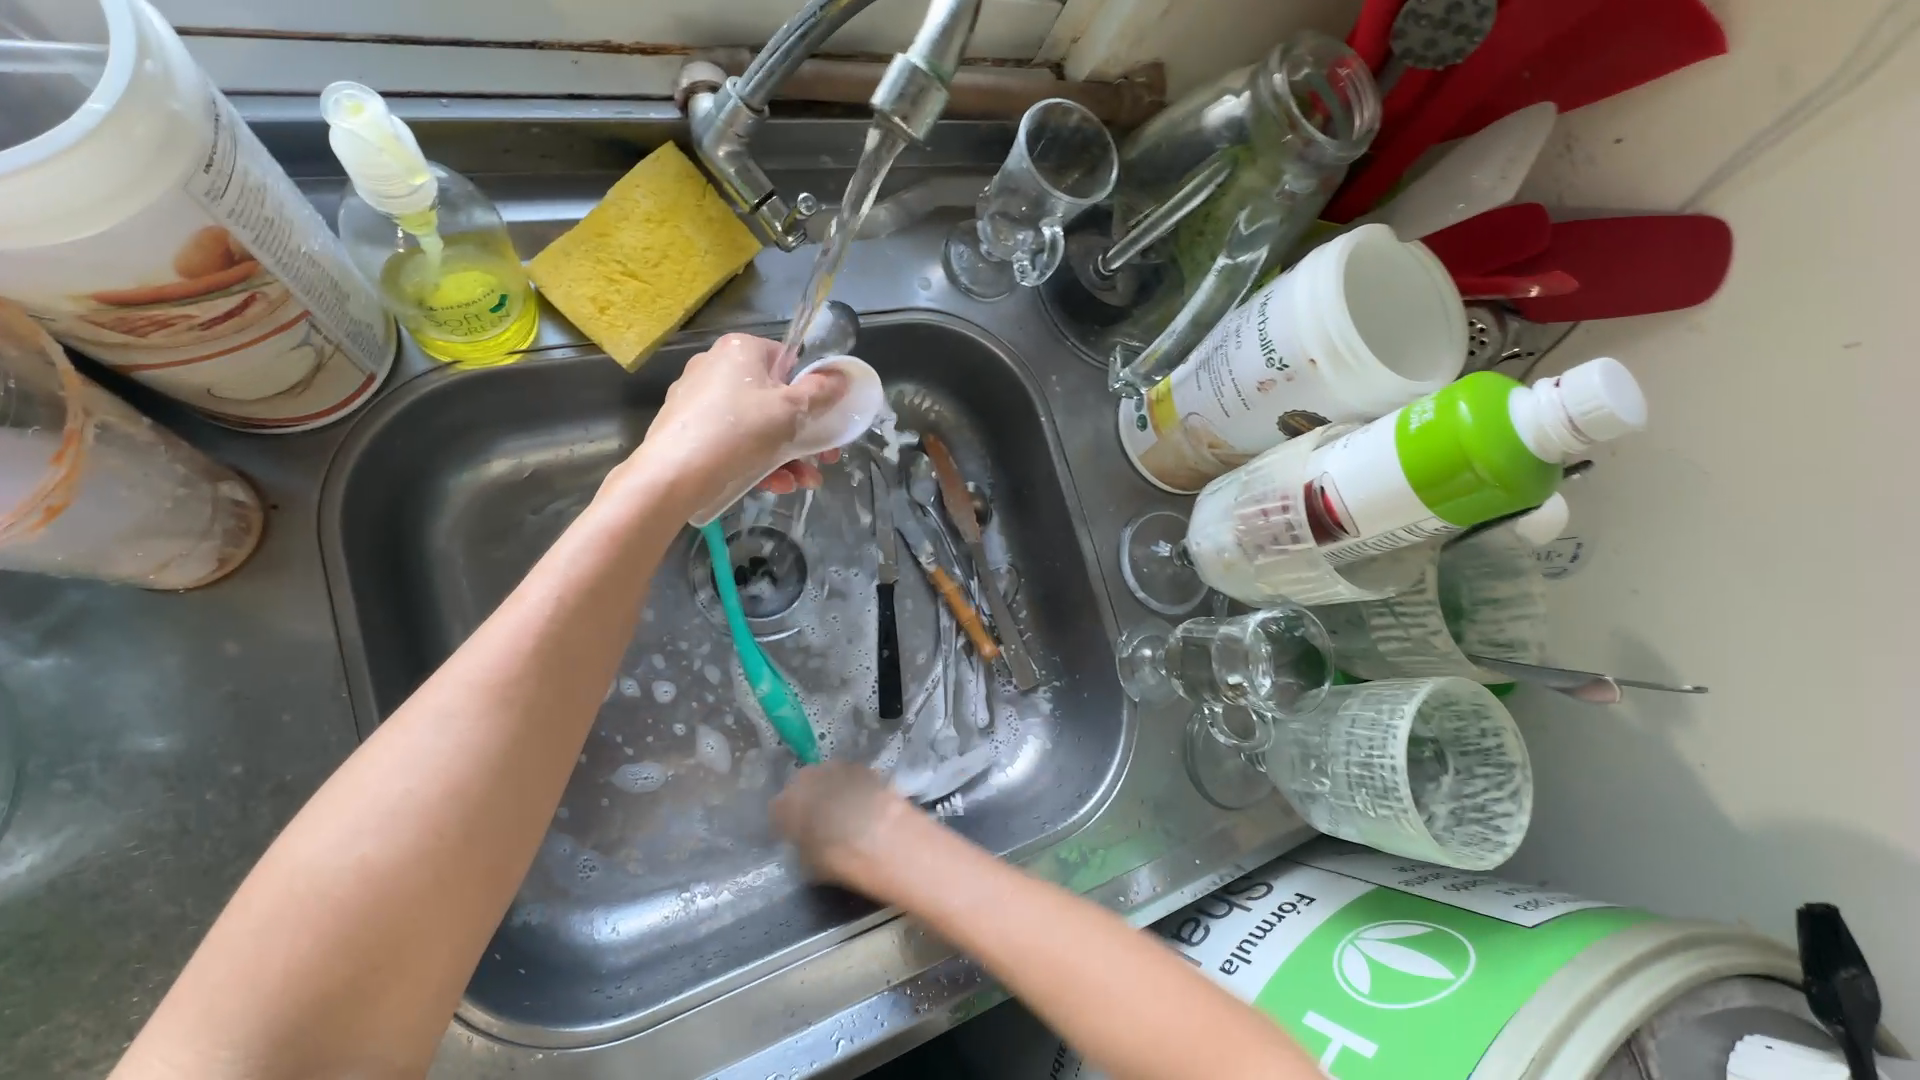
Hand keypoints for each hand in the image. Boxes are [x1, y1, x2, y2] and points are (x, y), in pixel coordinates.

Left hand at [617, 333, 846, 507]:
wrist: (673, 474)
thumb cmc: (739, 431)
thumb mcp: (791, 411)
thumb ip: (821, 392)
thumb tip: (841, 377)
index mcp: (741, 349)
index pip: (788, 361)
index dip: (810, 391)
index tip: (824, 421)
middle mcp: (715, 365)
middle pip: (773, 398)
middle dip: (802, 435)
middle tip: (822, 460)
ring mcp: (697, 398)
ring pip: (755, 425)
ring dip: (784, 455)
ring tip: (801, 482)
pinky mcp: (687, 428)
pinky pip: (731, 440)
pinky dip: (755, 460)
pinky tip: (773, 486)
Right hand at [772, 763, 918, 894]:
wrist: (880, 836)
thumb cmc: (837, 856)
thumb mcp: (808, 863)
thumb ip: (800, 846)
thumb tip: (805, 843)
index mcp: (785, 803)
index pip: (778, 809)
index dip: (786, 821)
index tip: (794, 833)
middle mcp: (805, 779)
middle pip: (801, 786)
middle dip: (808, 799)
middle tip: (819, 818)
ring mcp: (835, 768)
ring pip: (826, 777)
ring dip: (831, 789)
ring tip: (844, 808)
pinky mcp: (861, 767)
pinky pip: (850, 776)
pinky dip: (853, 786)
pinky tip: (863, 802)